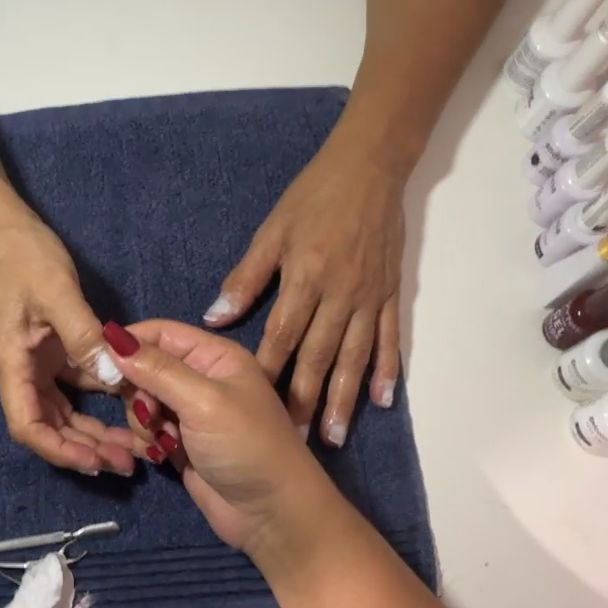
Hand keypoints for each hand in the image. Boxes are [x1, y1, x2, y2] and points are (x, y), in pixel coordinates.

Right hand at [0, 208, 138, 476]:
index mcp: (11, 366)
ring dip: (92, 431)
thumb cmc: (21, 255)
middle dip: (85, 449)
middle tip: (127, 462)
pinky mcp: (48, 353)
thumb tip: (113, 378)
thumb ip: (84, 336)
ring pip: (62, 413)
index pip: (28, 426)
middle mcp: (20, 373)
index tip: (94, 462)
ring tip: (129, 446)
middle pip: (49, 428)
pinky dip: (95, 403)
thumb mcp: (56, 291)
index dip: (59, 451)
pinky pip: (72, 389)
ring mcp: (33, 364)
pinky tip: (126, 406)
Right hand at [106, 320, 340, 554]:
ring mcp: (190, 414)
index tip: (99, 363)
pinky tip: (161, 456)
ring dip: (142, 422)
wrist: (270, 513)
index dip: (128, 344)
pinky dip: (147, 442)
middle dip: (137, 392)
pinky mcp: (180, 444)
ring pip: (142, 403)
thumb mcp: (203, 400)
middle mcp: (201, 379)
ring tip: (163, 442)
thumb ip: (157, 369)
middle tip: (150, 416)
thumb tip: (110, 336)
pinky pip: (147, 431)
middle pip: (145, 369)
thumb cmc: (246, 447)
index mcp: (215, 356)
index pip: (160, 333)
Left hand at [206, 137, 407, 447]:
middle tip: (297, 441)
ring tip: (335, 436)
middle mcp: (340, 295)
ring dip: (345, 399)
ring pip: (356, 357)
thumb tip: (214, 318)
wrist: (372, 165)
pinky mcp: (392, 294)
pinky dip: (388, 370)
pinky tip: (383, 401)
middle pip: (319, 357)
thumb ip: (245, 278)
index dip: (267, 373)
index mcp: (305, 279)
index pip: (282, 336)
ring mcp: (370, 298)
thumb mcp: (271, 231)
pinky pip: (390, 338)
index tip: (253, 408)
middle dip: (306, 401)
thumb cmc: (313, 198)